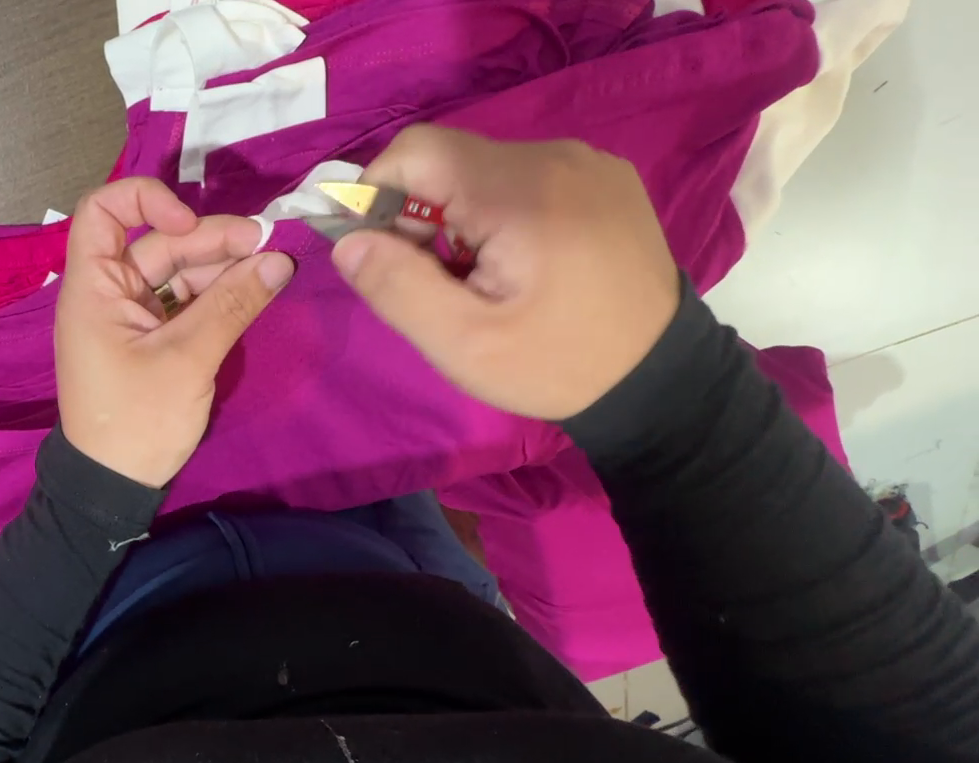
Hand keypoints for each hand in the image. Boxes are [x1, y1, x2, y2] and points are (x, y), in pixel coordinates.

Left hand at [55, 178, 295, 487]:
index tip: (188, 224)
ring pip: (175, 273)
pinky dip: (212, 296)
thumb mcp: (187, 360)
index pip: (102, 212)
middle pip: (156, 243)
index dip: (145, 200)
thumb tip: (280, 259)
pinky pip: (181, 304)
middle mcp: (107, 295)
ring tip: (268, 268)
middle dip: (209, 239)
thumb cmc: (137, 421)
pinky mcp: (148, 341)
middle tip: (265, 246)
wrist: (113, 485)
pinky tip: (250, 291)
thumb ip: (232, 304)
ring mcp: (128, 318)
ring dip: (219, 267)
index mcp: (93, 290)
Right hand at [330, 126, 681, 420]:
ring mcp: (584, 163)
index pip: (415, 150)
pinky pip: (517, 180)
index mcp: (518, 191)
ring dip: (451, 220)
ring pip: (478, 170)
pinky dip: (490, 216)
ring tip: (473, 280)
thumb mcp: (459, 341)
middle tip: (431, 282)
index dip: (375, 194)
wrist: (655, 374)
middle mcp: (554, 156)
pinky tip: (511, 265)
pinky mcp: (599, 178)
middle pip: (445, 161)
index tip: (377, 253)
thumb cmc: (551, 362)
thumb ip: (396, 286)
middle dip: (414, 217)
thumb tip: (345, 241)